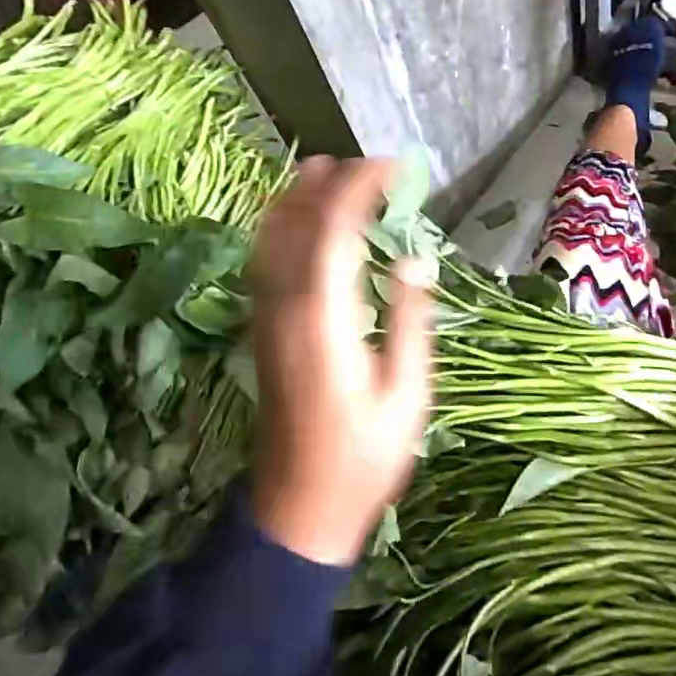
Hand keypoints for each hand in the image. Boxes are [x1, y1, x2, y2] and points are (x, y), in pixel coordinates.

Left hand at [248, 157, 433, 564]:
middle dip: (328, 182)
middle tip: (367, 166)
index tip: (392, 168)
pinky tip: (294, 219)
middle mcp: (285, 306)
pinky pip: (262, 261)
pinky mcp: (261, 329)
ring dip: (295, 197)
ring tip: (326, 170)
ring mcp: (266, 317)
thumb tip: (414, 259)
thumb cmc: (363, 457)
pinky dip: (278, 226)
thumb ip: (410, 321)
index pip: (334, 228)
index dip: (360, 187)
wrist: (298, 510)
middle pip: (295, 222)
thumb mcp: (407, 394)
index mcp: (325, 318)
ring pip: (270, 237)